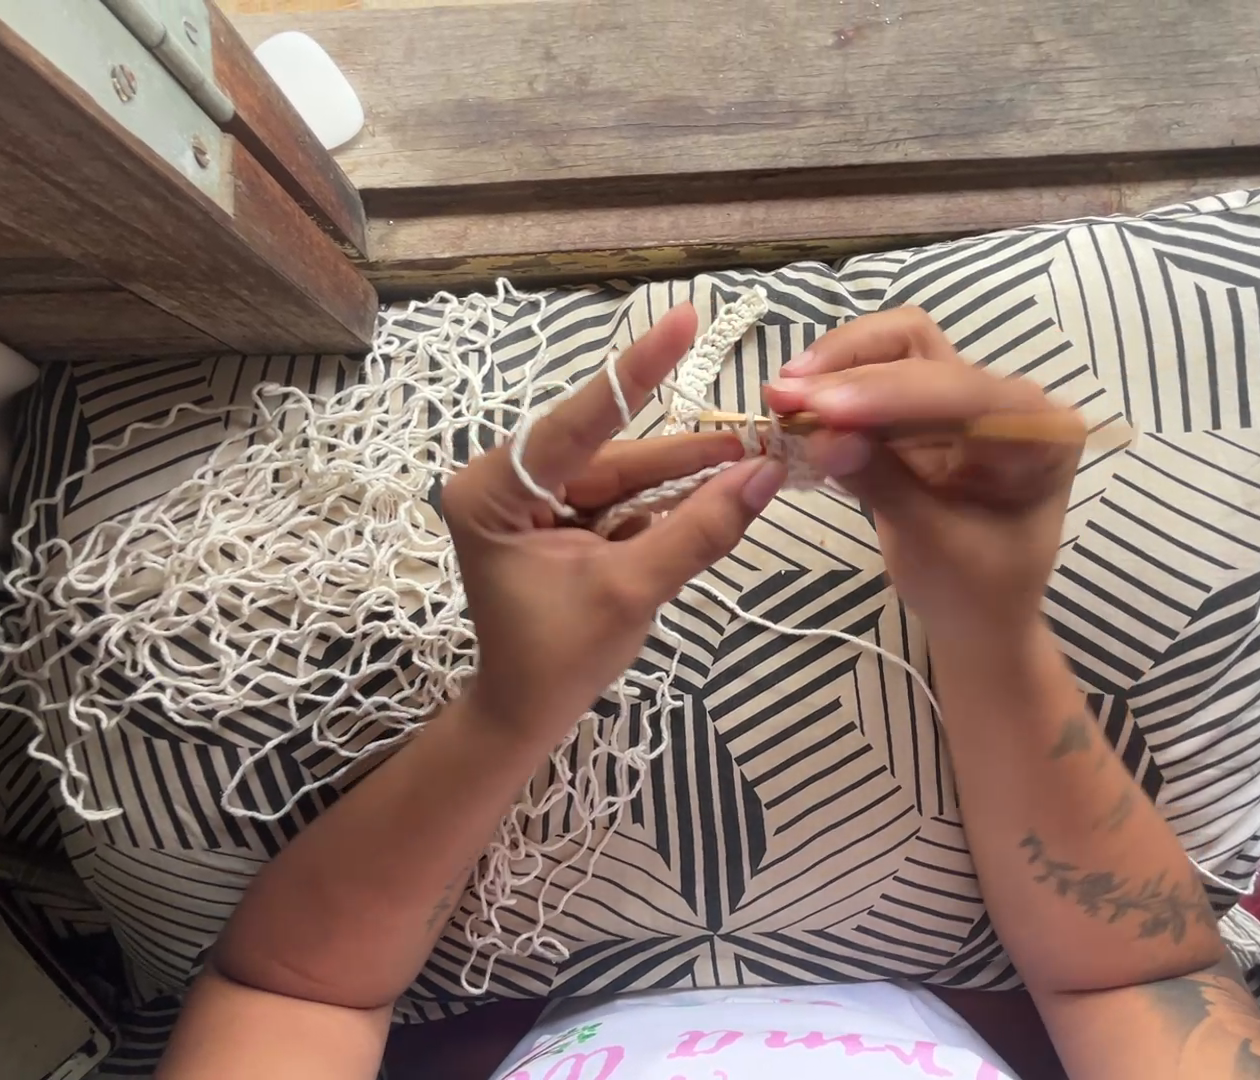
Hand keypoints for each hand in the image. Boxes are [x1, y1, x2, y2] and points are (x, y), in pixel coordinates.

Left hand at [443, 304, 787, 742]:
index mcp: (495, 493)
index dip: (637, 372)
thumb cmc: (559, 662)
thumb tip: (764, 476)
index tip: (683, 320)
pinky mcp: (560, 520)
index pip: (578, 422)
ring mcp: (535, 501)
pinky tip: (714, 491)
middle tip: (751, 435)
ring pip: (622, 474)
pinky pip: (622, 499)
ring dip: (682, 476)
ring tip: (748, 463)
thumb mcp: (631, 592)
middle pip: (609, 452)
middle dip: (681, 453)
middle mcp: (508, 484)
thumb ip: (697, 531)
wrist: (528, 712)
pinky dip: (666, 502)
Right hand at [764, 307, 1081, 644]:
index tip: (820, 409)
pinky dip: (835, 391)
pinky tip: (795, 408)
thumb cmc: (973, 591)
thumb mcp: (931, 544)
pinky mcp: (923, 414)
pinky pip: (876, 384)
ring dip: (835, 368)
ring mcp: (961, 402)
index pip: (959, 391)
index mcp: (1039, 433)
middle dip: (849, 370)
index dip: (886, 393)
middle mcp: (1005, 400)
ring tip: (781, 396)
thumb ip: (882, 484)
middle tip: (783, 396)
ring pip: (893, 352)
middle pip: (920, 350)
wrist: (976, 616)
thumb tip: (820, 438)